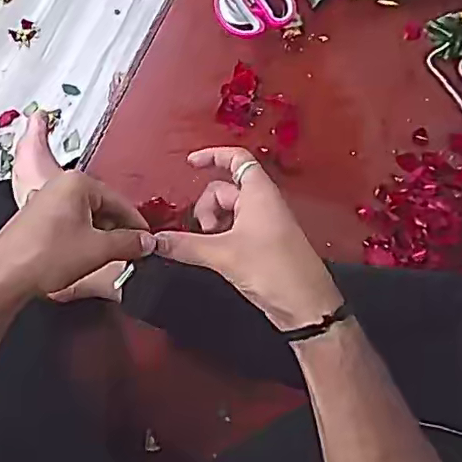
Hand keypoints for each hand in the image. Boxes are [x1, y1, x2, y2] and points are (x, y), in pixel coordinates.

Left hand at [0, 170, 155, 302]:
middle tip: (129, 252)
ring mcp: (45, 200)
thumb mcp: (98, 250)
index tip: (146, 241)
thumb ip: (129, 242)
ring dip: (99, 236)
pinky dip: (80, 238)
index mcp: (76, 182)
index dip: (136, 224)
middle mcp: (59, 185)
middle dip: (116, 230)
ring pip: (86, 216)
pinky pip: (69, 223)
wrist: (3, 278)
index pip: (120, 201)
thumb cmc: (43, 257)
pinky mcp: (36, 217)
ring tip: (104, 258)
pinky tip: (82, 257)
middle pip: (103, 206)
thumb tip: (146, 241)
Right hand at [152, 147, 343, 330]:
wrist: (306, 306)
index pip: (235, 158)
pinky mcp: (262, 243)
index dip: (212, 155)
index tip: (190, 163)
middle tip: (204, 233)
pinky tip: (214, 256)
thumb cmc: (272, 269)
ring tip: (209, 248)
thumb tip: (155, 241)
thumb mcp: (223, 255)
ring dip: (212, 225)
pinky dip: (220, 237)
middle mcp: (261, 202)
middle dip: (207, 207)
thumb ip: (185, 246)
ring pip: (227, 212)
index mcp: (258, 192)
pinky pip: (234, 229)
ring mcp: (263, 223)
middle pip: (223, 189)